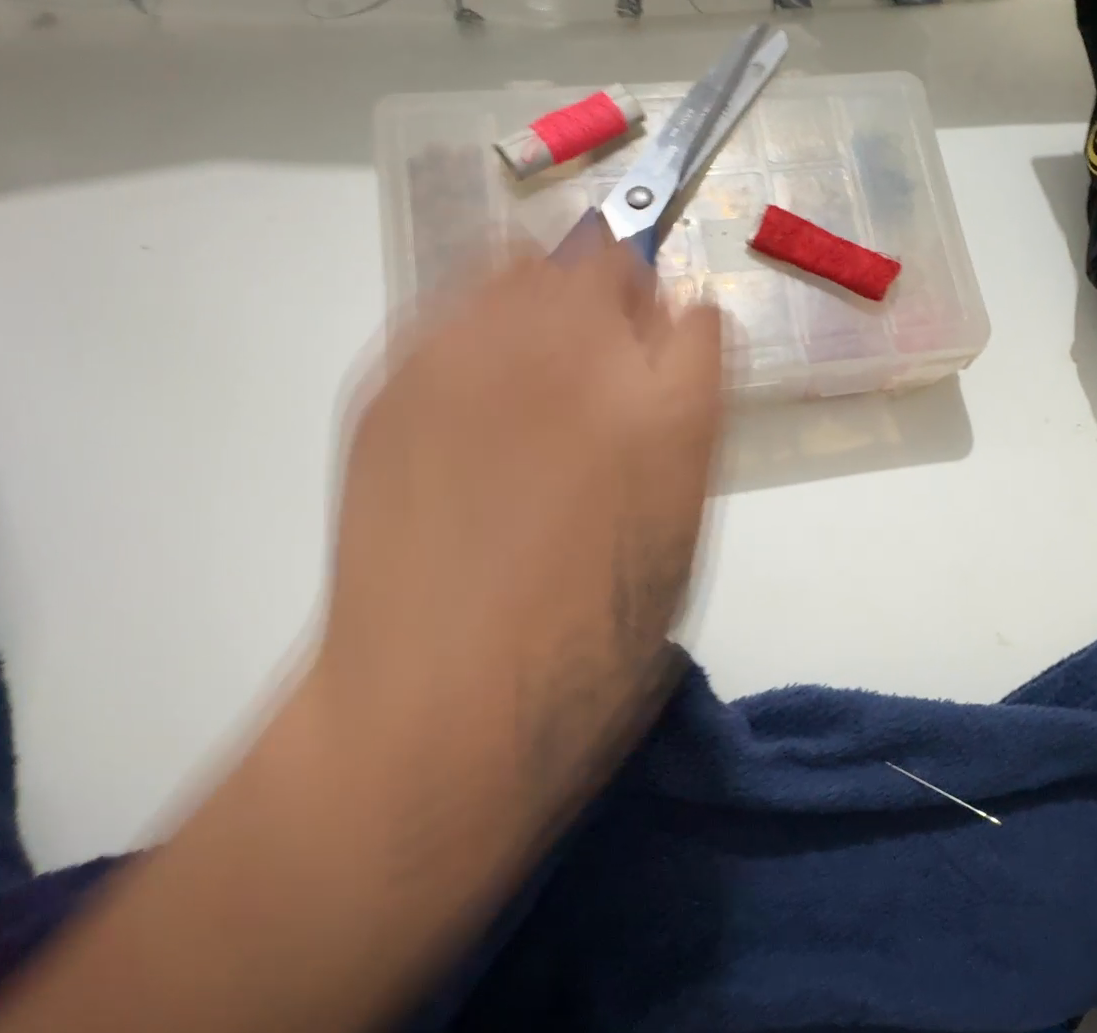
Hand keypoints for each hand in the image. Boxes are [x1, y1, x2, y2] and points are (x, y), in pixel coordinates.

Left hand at [317, 241, 722, 838]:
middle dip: (621, 308)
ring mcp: (475, 356)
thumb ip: (679, 443)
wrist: (440, 708)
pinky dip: (476, 332)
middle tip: (601, 377)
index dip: (687, 347)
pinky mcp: (395, 376)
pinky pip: (452, 306)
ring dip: (546, 303)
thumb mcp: (678, 547)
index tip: (669, 380)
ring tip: (533, 378)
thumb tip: (657, 384)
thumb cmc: (589, 658)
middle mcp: (579, 358)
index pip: (701, 318)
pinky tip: (472, 406)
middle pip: (613, 261)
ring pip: (525, 261)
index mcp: (671, 417)